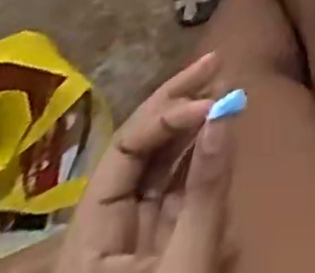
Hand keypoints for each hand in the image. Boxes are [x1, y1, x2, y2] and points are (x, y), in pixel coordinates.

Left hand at [57, 53, 235, 272]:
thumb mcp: (187, 260)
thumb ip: (206, 187)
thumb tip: (227, 109)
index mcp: (88, 238)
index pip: (125, 154)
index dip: (167, 116)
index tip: (216, 96)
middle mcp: (105, 227)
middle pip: (138, 151)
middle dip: (176, 103)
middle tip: (216, 60)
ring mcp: (136, 235)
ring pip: (160, 166)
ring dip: (191, 124)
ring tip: (221, 86)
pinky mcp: (164, 242)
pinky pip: (180, 190)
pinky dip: (201, 159)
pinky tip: (218, 133)